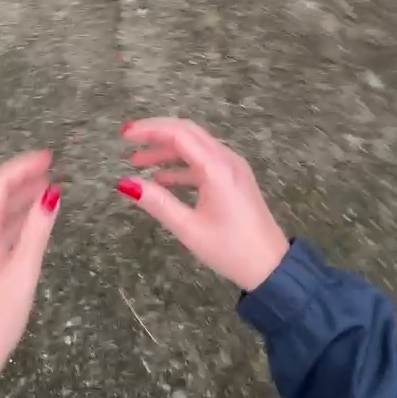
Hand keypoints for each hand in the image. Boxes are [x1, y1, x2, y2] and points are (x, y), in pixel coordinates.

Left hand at [0, 150, 61, 397]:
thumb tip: (52, 193)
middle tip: (52, 166)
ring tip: (48, 185)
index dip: (22, 165)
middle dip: (21, 175)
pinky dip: (14, 214)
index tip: (49, 157)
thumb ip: (37, 229)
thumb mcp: (23, 271)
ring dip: (18, 193)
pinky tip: (33, 216)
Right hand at [118, 118, 289, 290]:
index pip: (179, 134)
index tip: (124, 135)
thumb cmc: (231, 250)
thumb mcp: (190, 229)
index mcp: (217, 167)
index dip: (149, 130)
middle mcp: (226, 159)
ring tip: (138, 162)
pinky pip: (203, 161)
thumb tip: (126, 184)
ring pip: (194, 146)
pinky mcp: (234, 178)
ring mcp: (232, 167)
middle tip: (128, 141)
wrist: (272, 268)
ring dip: (166, 150)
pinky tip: (161, 178)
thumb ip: (158, 203)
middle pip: (187, 132)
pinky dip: (181, 164)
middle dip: (156, 134)